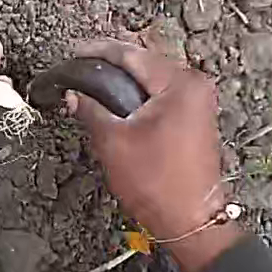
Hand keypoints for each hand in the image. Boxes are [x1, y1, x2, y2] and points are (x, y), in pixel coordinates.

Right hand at [63, 38, 239, 271]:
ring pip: (152, 78)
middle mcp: (194, 85)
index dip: (98, 52)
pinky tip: (116, 99)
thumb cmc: (155, 183)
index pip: (132, 54)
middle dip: (110, 64)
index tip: (73, 53)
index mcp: (179, 84)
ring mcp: (198, 101)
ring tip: (92, 83)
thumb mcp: (112, 141)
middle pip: (144, 62)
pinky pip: (161, 93)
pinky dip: (138, 94)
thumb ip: (90, 109)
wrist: (188, 219)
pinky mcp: (195, 116)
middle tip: (79, 68)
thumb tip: (73, 93)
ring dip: (124, 79)